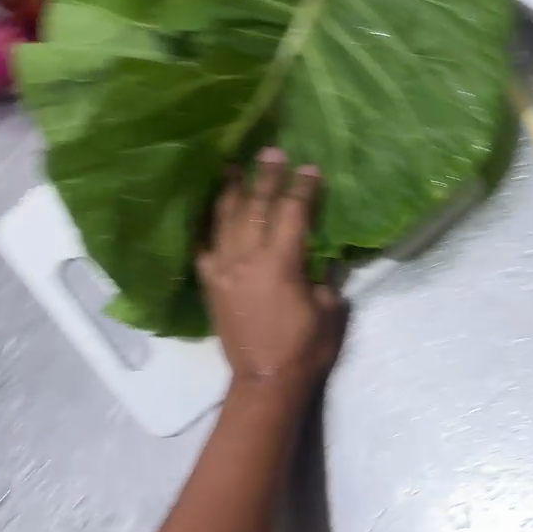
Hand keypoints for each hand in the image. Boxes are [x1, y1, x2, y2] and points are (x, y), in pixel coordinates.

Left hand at [198, 148, 346, 396]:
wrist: (266, 379)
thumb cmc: (306, 349)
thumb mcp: (329, 311)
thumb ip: (324, 279)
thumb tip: (321, 259)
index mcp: (281, 264)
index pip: (292, 215)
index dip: (303, 189)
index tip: (310, 168)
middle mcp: (246, 258)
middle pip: (256, 207)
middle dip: (266, 178)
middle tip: (271, 152)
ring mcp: (223, 268)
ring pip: (224, 219)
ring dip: (231, 190)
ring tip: (232, 165)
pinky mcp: (210, 282)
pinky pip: (203, 243)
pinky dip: (205, 223)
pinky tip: (207, 208)